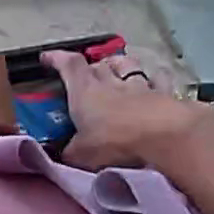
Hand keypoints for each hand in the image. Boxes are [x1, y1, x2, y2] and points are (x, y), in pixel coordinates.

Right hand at [40, 49, 204, 170]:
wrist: (164, 138)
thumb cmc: (115, 143)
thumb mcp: (82, 156)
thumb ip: (71, 153)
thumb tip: (63, 155)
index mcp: (85, 92)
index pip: (68, 66)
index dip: (56, 59)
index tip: (47, 58)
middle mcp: (112, 82)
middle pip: (99, 65)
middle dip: (91, 66)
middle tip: (87, 75)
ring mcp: (141, 86)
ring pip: (128, 65)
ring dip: (120, 65)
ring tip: (117, 70)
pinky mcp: (165, 95)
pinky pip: (158, 80)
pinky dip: (154, 79)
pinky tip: (154, 82)